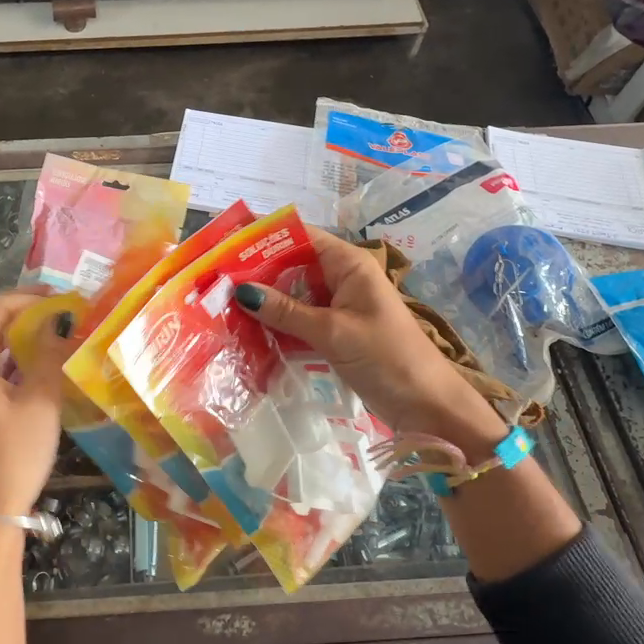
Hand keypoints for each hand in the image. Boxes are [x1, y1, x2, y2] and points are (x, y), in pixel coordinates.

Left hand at [0, 293, 73, 517]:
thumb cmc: (14, 455)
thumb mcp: (40, 401)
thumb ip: (49, 354)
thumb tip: (60, 319)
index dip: (30, 298)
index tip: (64, 298)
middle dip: (21, 310)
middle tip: (59, 309)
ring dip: (16, 331)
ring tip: (53, 328)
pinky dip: (9, 354)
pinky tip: (36, 359)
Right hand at [235, 226, 483, 433]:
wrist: (429, 407)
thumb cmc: (388, 359)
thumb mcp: (334, 333)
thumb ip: (287, 311)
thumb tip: (241, 290)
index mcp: (348, 264)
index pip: (300, 236)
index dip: (264, 237)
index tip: (225, 245)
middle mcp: (341, 278)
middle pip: (292, 264)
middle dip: (256, 272)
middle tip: (214, 281)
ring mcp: (338, 306)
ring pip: (292, 294)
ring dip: (264, 301)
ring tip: (221, 306)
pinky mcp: (335, 333)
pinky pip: (299, 320)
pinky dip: (277, 324)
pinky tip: (247, 332)